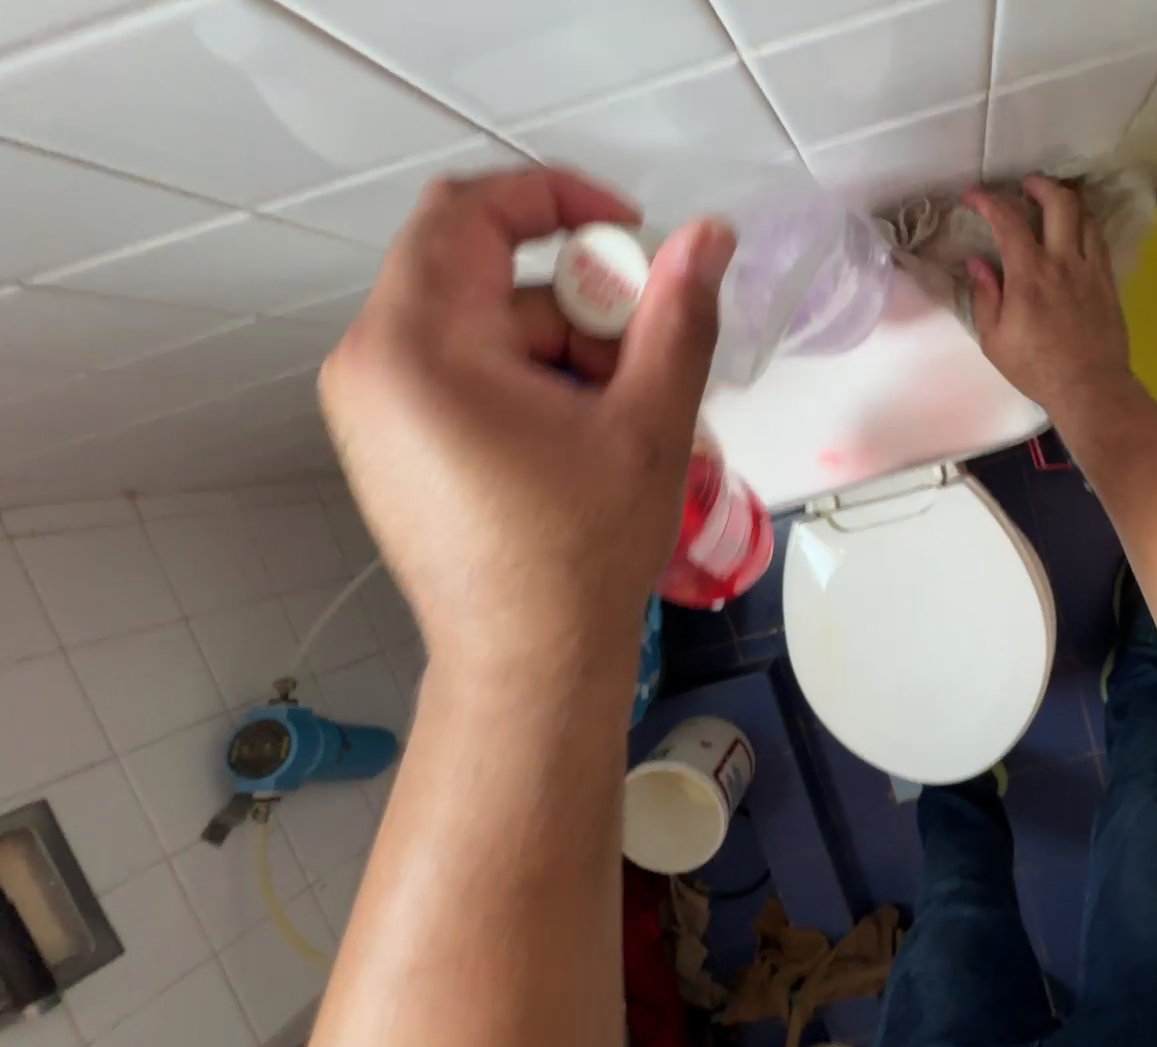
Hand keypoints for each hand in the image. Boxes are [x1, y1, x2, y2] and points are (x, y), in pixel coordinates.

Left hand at [319, 167, 736, 670]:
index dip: (558, 201)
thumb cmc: (587, 549)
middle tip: (645, 373)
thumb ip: (680, 318)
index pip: (470, 212)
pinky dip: (537, 387)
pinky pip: (471, 376)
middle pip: (490, 282)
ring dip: (568, 356)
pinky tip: (583, 445)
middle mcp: (373, 365)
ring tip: (621, 428)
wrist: (532, 661)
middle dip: (582, 310)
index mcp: (420, 347)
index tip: (631, 233)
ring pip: (489, 334)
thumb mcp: (650, 424)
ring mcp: (376, 409)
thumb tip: (710, 235)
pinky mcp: (394, 444)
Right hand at [964, 177, 1135, 412]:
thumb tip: (977, 264)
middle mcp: (1063, 261)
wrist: (1089, 386)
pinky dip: (1085, 225)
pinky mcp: (1108, 281)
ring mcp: (1091, 269)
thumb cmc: (1036, 368)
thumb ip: (985, 296)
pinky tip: (1077, 233)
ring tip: (1053, 203)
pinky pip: (1099, 239)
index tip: (973, 196)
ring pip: (1085, 215)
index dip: (988, 200)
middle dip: (1039, 185)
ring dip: (1067, 201)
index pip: (1007, 220)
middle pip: (1058, 201)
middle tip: (1025, 186)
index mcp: (1029, 275)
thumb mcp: (994, 340)